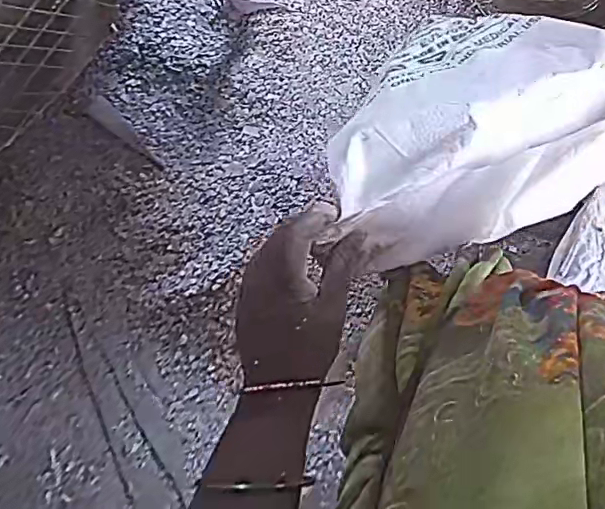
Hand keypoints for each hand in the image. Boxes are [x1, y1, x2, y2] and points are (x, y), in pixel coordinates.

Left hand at [234, 203, 366, 386]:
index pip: (296, 228)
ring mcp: (248, 284)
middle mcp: (258, 272)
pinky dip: (282, 252)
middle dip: (306, 223)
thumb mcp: (333, 306)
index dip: (316, 216)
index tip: (337, 214)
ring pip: (270, 245)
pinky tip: (300, 262)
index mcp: (280, 272)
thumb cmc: (309, 350)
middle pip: (281, 233)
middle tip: (332, 225)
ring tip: (319, 241)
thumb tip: (358, 236)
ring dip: (294, 236)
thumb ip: (343, 265)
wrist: (276, 390)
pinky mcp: (246, 295)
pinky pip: (263, 260)